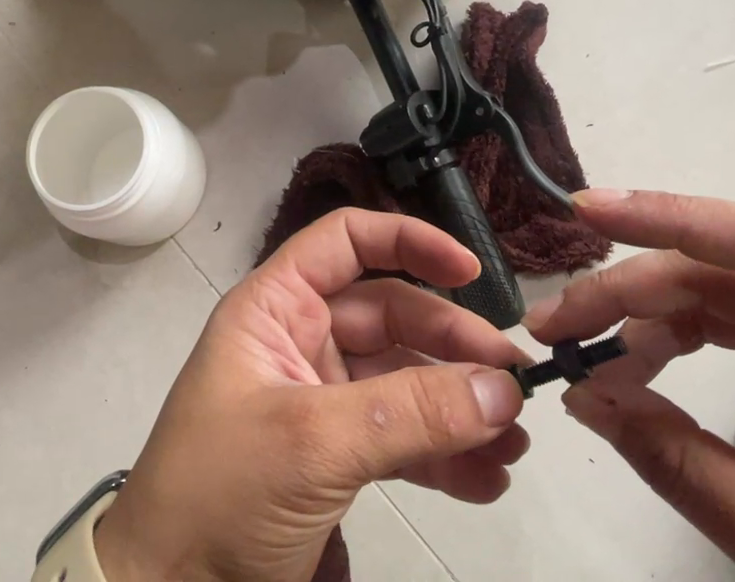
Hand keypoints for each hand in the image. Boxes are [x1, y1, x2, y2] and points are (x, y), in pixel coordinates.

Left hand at [95, 208, 530, 581]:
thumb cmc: (221, 492)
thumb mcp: (314, 443)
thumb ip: (411, 412)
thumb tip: (504, 390)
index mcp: (275, 309)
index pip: (346, 242)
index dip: (408, 242)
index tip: (471, 270)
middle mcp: (300, 342)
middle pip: (391, 316)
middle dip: (452, 347)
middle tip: (513, 386)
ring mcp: (319, 400)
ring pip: (403, 381)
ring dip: (459, 408)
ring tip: (513, 444)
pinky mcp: (333, 455)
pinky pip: (399, 438)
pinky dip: (442, 456)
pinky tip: (486, 482)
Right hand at [526, 190, 734, 581]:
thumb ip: (687, 471)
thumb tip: (583, 398)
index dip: (675, 218)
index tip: (587, 214)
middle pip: (730, 265)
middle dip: (633, 284)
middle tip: (554, 328)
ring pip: (722, 285)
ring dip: (645, 310)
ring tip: (582, 356)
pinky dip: (674, 335)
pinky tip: (632, 366)